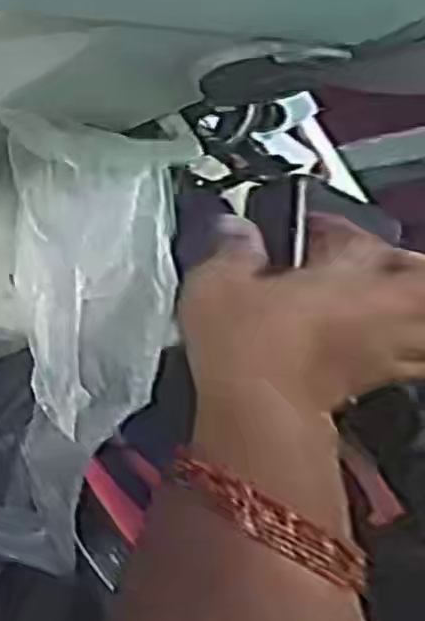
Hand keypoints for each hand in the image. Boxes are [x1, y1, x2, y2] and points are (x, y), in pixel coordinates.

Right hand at [182, 212, 424, 416]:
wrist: (258, 395)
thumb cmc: (242, 337)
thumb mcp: (217, 279)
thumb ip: (234, 251)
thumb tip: (238, 230)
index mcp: (348, 277)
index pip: (359, 238)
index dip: (330, 226)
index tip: (303, 225)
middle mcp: (385, 307)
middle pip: (422, 277)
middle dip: (401, 264)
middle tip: (364, 259)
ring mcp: (393, 344)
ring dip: (410, 304)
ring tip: (379, 297)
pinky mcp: (386, 374)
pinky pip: (418, 355)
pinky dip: (408, 345)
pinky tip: (383, 339)